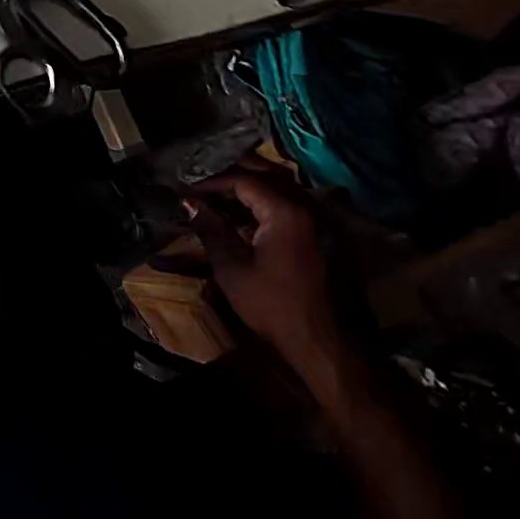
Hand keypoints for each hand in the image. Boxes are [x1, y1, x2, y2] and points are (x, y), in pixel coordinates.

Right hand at [184, 168, 339, 369]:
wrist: (330, 344)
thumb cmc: (275, 306)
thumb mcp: (232, 269)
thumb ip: (211, 230)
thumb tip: (189, 202)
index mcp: (288, 212)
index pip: (245, 181)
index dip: (213, 183)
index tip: (187, 190)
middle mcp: (313, 208)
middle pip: (272, 176)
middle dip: (237, 173)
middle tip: (205, 179)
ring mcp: (327, 222)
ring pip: (289, 189)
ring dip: (256, 188)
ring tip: (223, 197)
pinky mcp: (332, 238)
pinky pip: (299, 207)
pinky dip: (273, 204)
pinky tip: (251, 219)